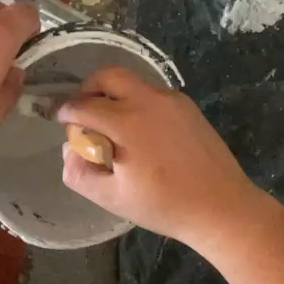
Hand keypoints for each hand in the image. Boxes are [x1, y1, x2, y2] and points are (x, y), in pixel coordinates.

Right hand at [56, 67, 279, 250]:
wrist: (222, 207)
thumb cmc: (165, 206)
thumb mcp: (112, 198)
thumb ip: (80, 172)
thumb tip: (70, 150)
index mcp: (127, 123)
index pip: (84, 106)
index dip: (67, 112)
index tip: (61, 120)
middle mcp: (148, 101)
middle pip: (108, 76)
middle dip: (89, 88)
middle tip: (83, 109)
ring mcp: (172, 100)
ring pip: (133, 82)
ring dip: (115, 94)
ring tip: (111, 123)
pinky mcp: (188, 107)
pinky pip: (153, 94)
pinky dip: (138, 102)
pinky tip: (141, 132)